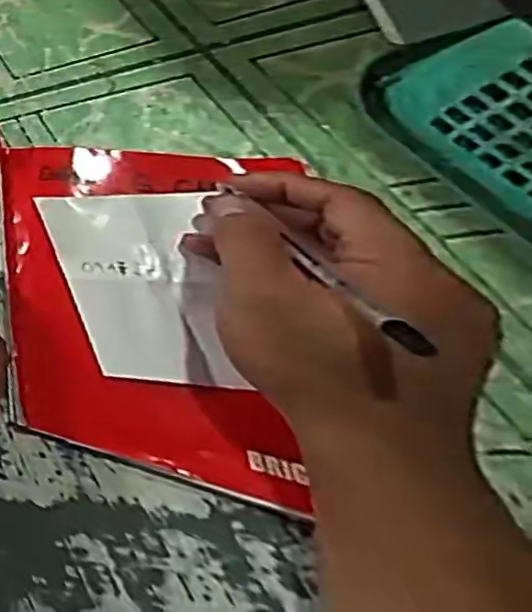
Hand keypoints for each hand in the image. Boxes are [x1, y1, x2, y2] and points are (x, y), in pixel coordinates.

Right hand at [186, 173, 498, 457]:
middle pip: (345, 231)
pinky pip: (353, 294)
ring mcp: (432, 323)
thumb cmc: (313, 366)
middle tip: (213, 223)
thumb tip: (232, 204)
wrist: (377, 459)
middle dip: (270, 220)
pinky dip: (301, 281)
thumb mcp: (261, 293)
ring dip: (279, 252)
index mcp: (406, 268)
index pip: (341, 201)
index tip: (222, 191)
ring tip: (220, 254)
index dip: (277, 187)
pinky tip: (259, 291)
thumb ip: (245, 237)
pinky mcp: (416, 350)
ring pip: (346, 264)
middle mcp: (433, 289)